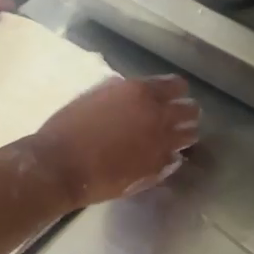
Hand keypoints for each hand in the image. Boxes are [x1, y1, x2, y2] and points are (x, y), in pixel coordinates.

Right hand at [32, 74, 200, 205]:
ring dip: (183, 134)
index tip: (170, 96)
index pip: (178, 85)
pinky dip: (171, 156)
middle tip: (174, 119)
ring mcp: (163, 143)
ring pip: (191, 135)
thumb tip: (138, 94)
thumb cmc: (69, 127)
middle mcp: (159, 115)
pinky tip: (158, 157)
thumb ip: (123, 92)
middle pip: (191, 110)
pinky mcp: (160, 168)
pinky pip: (176, 158)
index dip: (175, 91)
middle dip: (184, 112)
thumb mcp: (96, 96)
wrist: (62, 165)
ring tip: (172, 138)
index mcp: (141, 92)